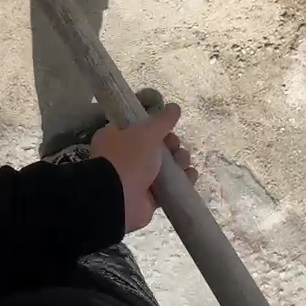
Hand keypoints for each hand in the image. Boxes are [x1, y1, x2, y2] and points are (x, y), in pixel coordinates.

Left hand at [89, 104, 195, 231]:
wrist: (119, 199)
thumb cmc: (128, 158)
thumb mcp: (145, 133)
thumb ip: (162, 120)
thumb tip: (174, 107)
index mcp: (115, 137)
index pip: (139, 128)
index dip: (156, 127)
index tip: (168, 128)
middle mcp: (124, 156)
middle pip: (156, 147)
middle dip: (171, 145)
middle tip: (175, 147)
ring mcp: (136, 177)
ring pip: (165, 166)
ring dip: (179, 162)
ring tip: (183, 163)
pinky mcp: (148, 197)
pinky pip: (169, 187)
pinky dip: (181, 181)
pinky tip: (190, 176)